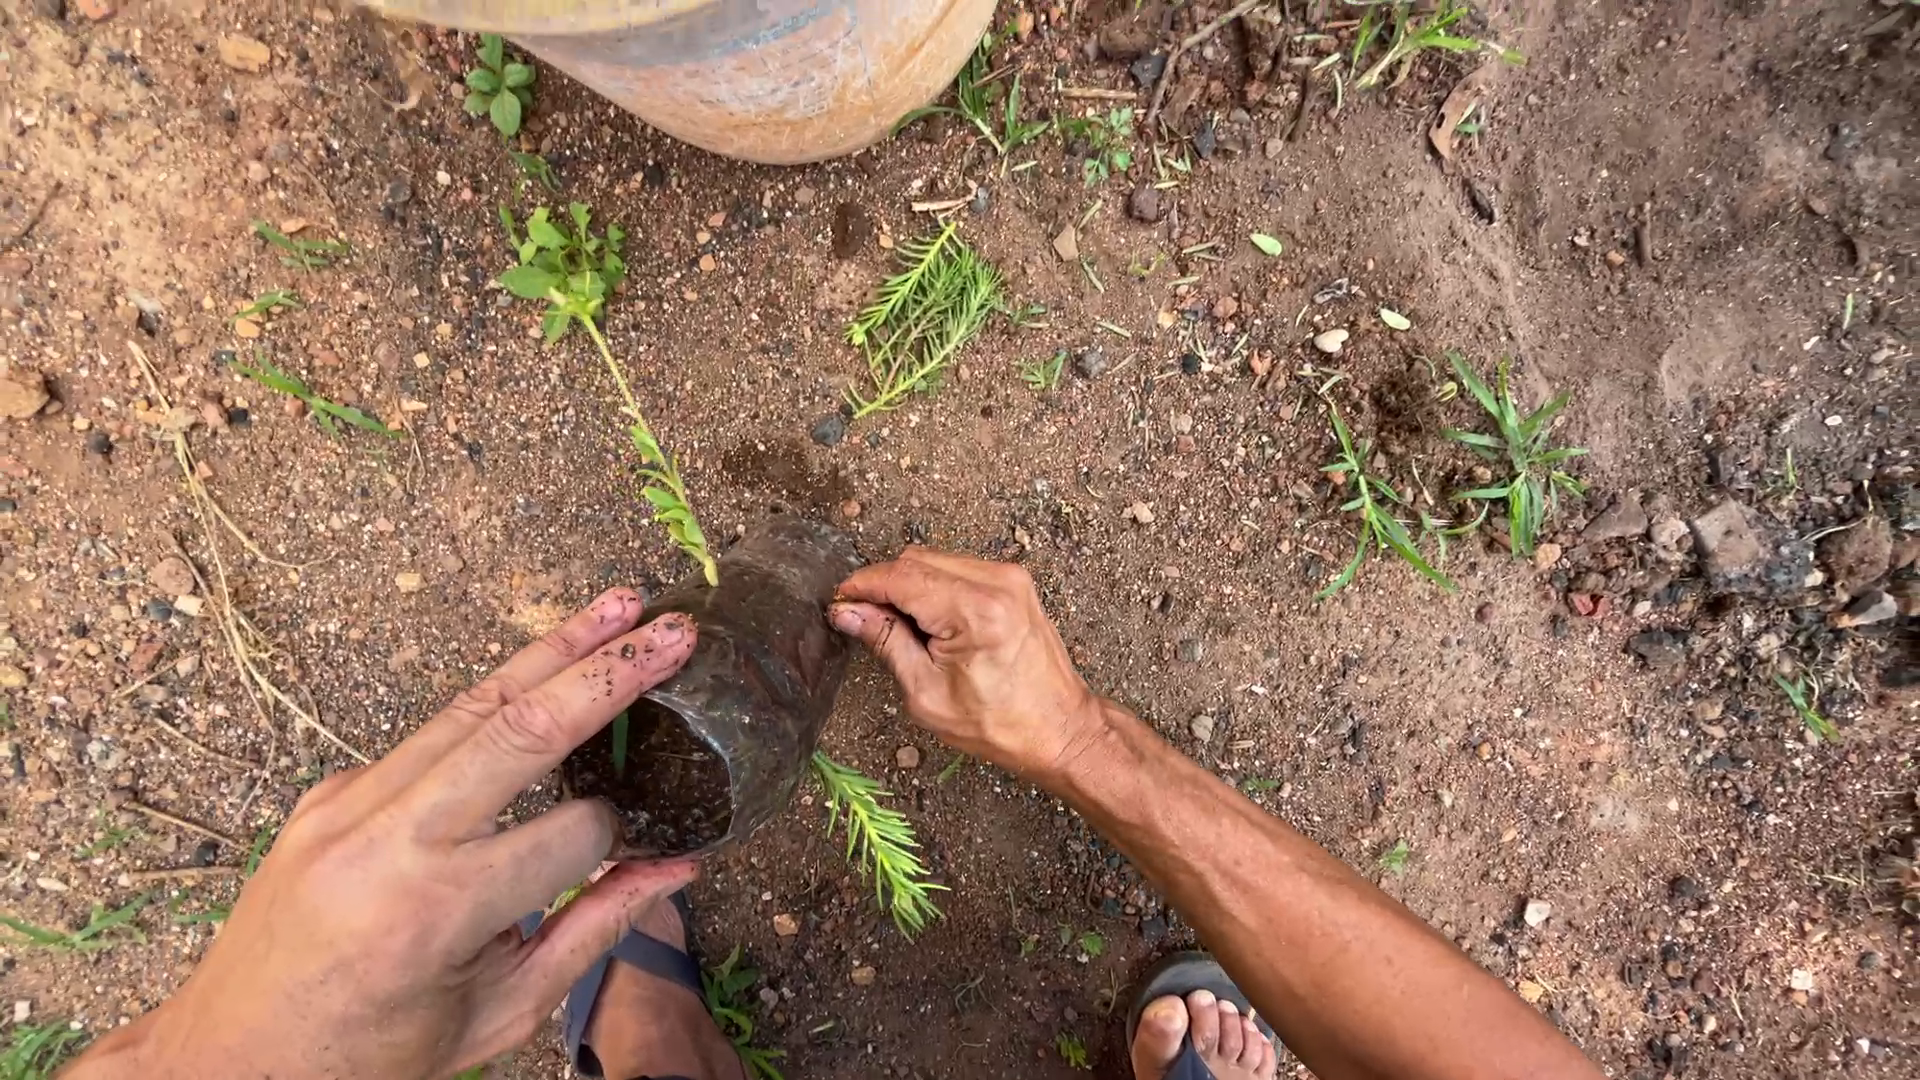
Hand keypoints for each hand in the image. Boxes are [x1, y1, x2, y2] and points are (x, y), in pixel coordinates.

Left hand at [72, 589, 698, 1079]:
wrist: (213, 1073)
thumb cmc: (374, 1058)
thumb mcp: (502, 1013)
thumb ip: (597, 928)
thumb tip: (684, 865)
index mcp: (435, 914)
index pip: (573, 833)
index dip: (617, 836)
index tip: (623, 851)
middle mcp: (387, 843)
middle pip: (525, 729)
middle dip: (612, 673)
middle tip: (676, 632)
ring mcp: (350, 803)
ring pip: (481, 701)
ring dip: (562, 644)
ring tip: (624, 603)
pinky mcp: (336, 788)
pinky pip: (442, 727)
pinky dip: (511, 687)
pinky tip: (556, 659)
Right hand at [829, 548, 1096, 779]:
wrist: (1059, 727)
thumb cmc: (998, 723)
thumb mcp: (926, 691)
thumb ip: (886, 640)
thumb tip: (847, 611)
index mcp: (975, 611)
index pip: (900, 576)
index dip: (862, 585)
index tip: (839, 601)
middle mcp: (996, 582)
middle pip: (915, 559)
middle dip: (884, 585)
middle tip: (866, 619)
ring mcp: (1009, 576)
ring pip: (935, 559)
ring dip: (908, 584)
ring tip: (902, 626)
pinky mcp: (1014, 580)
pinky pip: (958, 567)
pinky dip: (934, 585)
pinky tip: (930, 619)